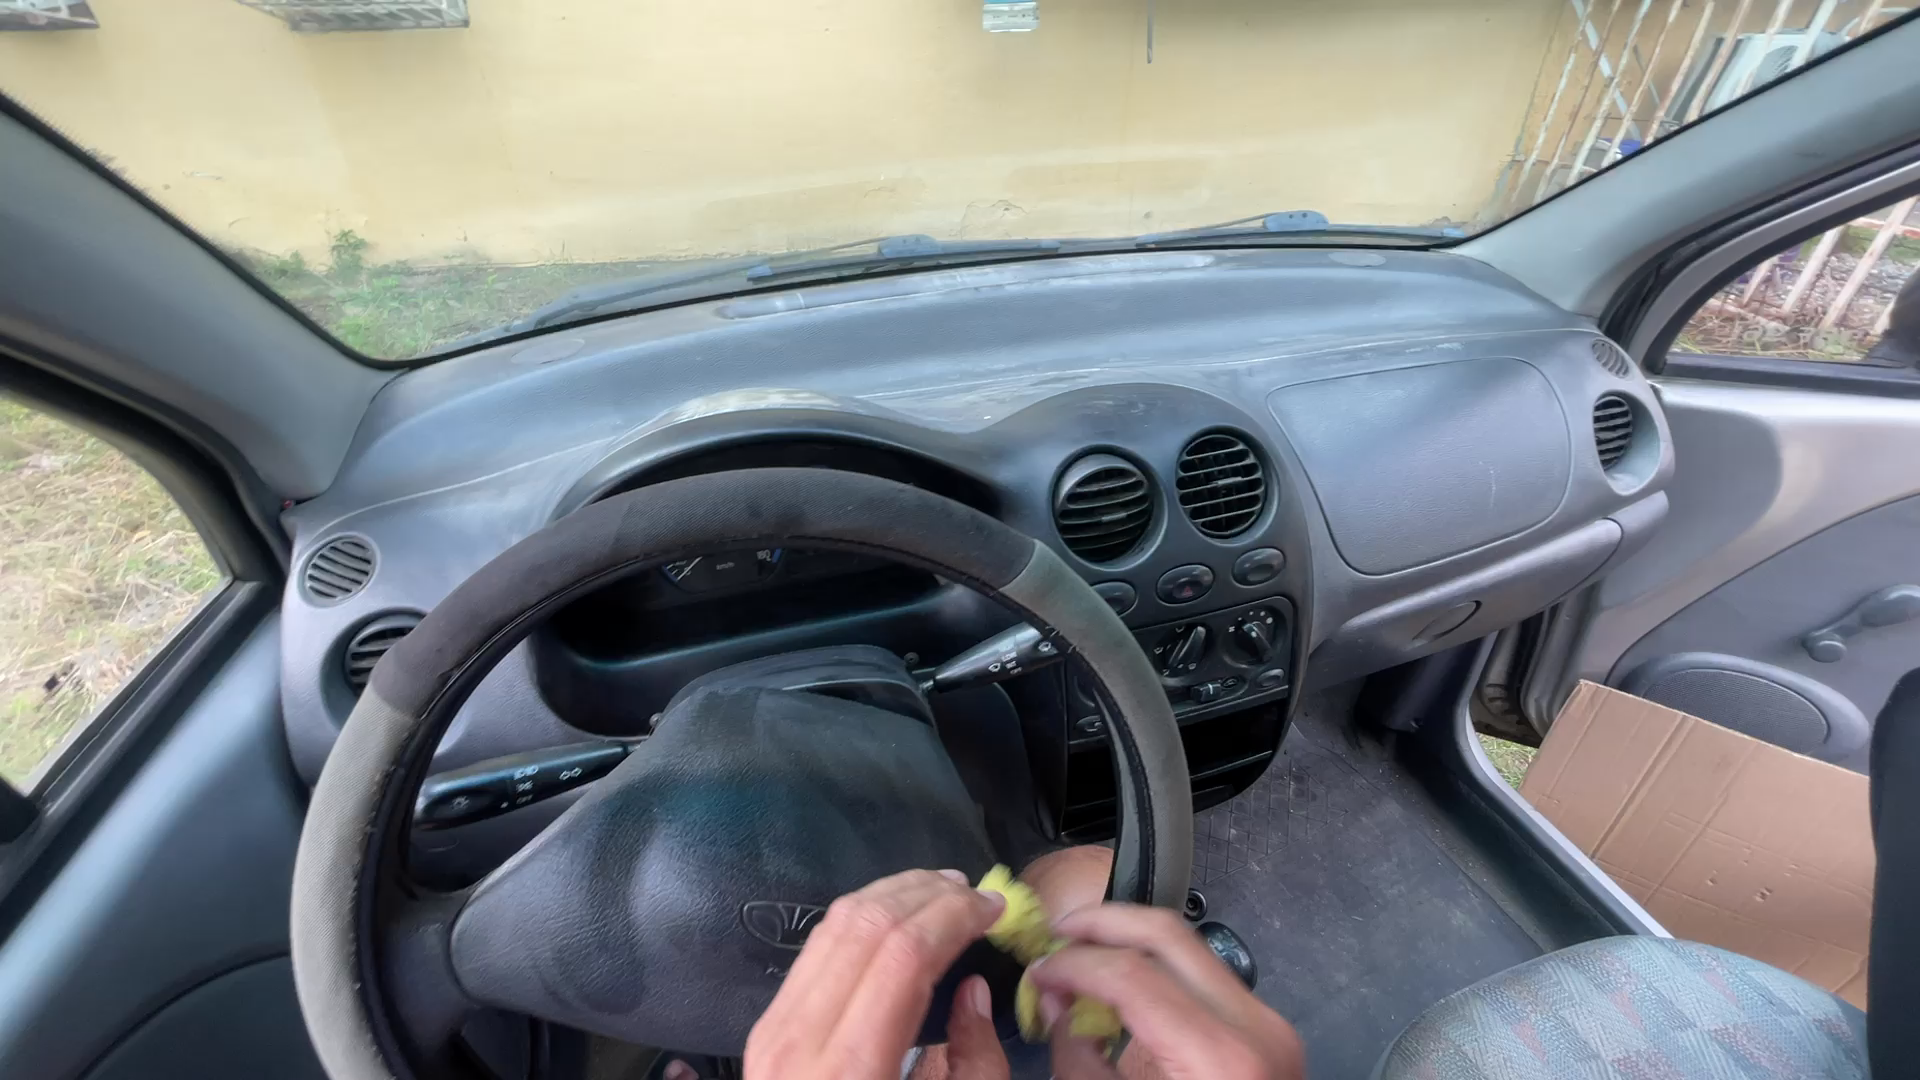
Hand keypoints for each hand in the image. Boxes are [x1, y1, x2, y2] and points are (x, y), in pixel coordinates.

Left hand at [745, 869, 1009, 1079]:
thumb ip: (975, 1064)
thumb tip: (972, 990)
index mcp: (851, 1070)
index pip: (903, 953)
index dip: (955, 915)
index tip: (996, 907)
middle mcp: (802, 1036)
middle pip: (870, 924)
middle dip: (931, 893)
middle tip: (976, 892)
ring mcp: (775, 1025)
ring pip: (839, 919)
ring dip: (897, 891)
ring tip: (944, 889)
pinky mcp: (768, 1023)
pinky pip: (819, 941)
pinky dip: (865, 912)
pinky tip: (897, 910)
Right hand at [1028, 904, 1304, 1079]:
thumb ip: (1077, 1057)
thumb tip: (1052, 995)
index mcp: (1220, 1057)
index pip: (1132, 975)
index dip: (1074, 964)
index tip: (1036, 969)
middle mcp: (1252, 1023)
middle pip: (1164, 933)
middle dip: (1101, 923)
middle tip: (1055, 932)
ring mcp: (1264, 1019)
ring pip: (1183, 942)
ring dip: (1126, 935)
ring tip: (1079, 947)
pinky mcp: (1262, 1022)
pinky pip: (1198, 969)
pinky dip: (1152, 961)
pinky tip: (1117, 971)